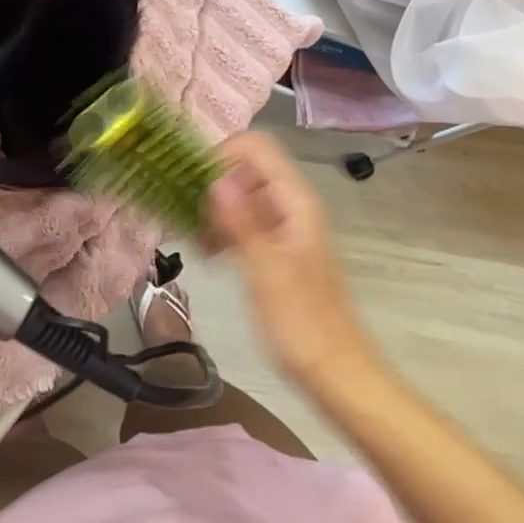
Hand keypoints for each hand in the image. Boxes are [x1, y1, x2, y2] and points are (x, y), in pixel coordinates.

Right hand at [206, 132, 372, 381]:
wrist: (337, 374)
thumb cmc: (303, 324)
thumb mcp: (266, 271)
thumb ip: (241, 222)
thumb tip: (214, 180)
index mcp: (295, 202)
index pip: (255, 147)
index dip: (221, 155)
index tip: (191, 184)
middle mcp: (290, 206)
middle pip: (244, 168)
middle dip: (211, 183)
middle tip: (186, 214)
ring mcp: (283, 229)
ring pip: (241, 196)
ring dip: (213, 208)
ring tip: (193, 237)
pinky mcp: (275, 251)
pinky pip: (243, 223)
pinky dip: (222, 229)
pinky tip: (207, 253)